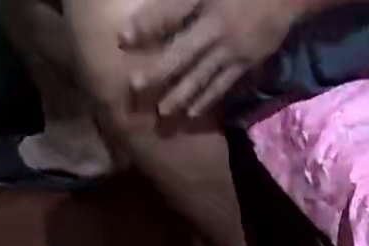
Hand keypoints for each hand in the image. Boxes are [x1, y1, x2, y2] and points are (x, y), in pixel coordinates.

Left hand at [120, 0, 301, 118]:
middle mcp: (217, 27)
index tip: (122, 38)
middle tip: (134, 86)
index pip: (172, 11)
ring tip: (161, 111)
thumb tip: (160, 7)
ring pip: (201, 76)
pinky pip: (222, 85)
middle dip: (157, 71)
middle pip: (182, 53)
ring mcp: (232, 50)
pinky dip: (205, 99)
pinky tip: (191, 112)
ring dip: (180, 95)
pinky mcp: (245, 63)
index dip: (147, 24)